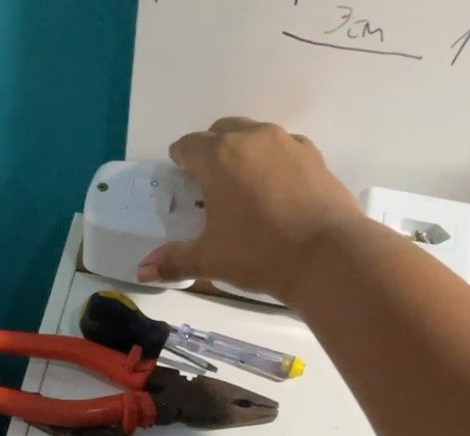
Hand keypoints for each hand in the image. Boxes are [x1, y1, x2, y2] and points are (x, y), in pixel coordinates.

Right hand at [138, 118, 371, 299]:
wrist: (327, 255)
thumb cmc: (258, 253)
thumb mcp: (210, 260)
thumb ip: (175, 260)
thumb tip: (143, 271)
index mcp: (218, 158)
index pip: (190, 145)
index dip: (181, 157)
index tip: (179, 170)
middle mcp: (251, 139)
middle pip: (223, 130)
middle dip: (211, 149)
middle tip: (208, 178)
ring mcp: (287, 143)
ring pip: (255, 135)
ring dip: (243, 152)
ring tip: (242, 184)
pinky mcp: (314, 156)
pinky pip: (284, 149)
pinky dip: (273, 163)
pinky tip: (275, 191)